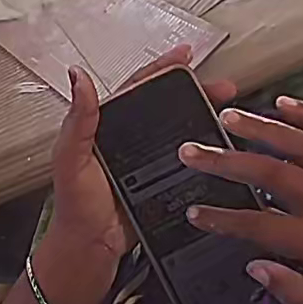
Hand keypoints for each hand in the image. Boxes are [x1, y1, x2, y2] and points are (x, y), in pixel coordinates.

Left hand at [24, 48, 233, 303]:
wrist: (91, 248)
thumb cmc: (76, 205)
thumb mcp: (72, 158)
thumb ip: (79, 119)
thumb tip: (76, 75)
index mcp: (106, 126)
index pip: (137, 89)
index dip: (160, 70)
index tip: (185, 56)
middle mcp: (127, 138)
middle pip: (164, 105)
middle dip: (194, 90)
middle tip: (223, 85)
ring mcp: (146, 159)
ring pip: (178, 128)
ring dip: (202, 115)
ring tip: (230, 107)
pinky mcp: (160, 181)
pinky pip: (186, 157)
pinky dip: (204, 147)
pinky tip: (223, 143)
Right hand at [179, 95, 302, 303]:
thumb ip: (301, 293)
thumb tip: (256, 269)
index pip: (261, 227)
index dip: (222, 220)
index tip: (193, 213)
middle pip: (270, 173)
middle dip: (225, 161)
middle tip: (191, 151)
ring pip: (298, 145)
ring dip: (259, 127)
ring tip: (225, 115)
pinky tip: (281, 102)